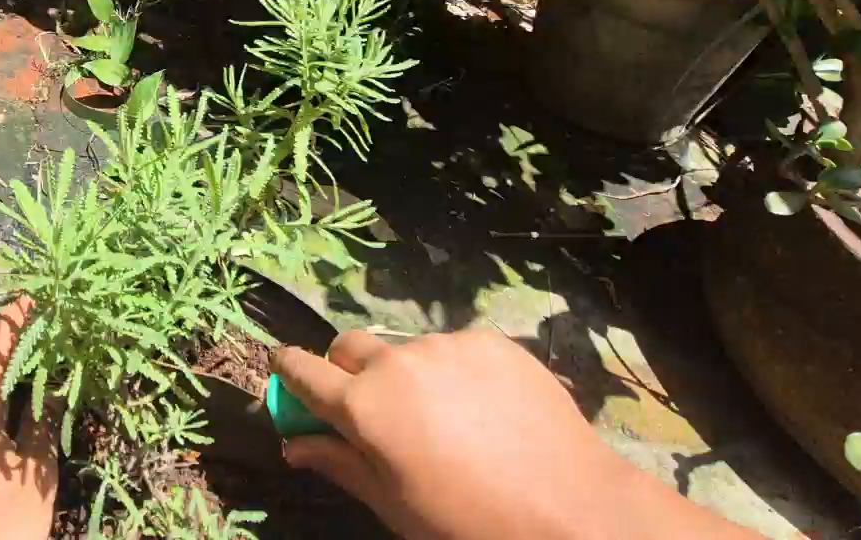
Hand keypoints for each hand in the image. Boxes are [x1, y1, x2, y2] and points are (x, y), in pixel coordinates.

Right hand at [274, 327, 760, 539]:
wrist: (579, 514)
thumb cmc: (472, 526)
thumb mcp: (396, 507)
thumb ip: (339, 465)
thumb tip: (292, 445)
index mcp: (364, 406)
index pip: (304, 370)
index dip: (288, 366)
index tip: (281, 363)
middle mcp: (393, 362)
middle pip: (349, 347)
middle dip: (347, 369)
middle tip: (374, 408)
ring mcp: (442, 344)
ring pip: (405, 350)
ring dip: (408, 375)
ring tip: (449, 419)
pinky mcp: (486, 339)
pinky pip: (454, 349)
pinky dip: (456, 372)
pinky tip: (487, 409)